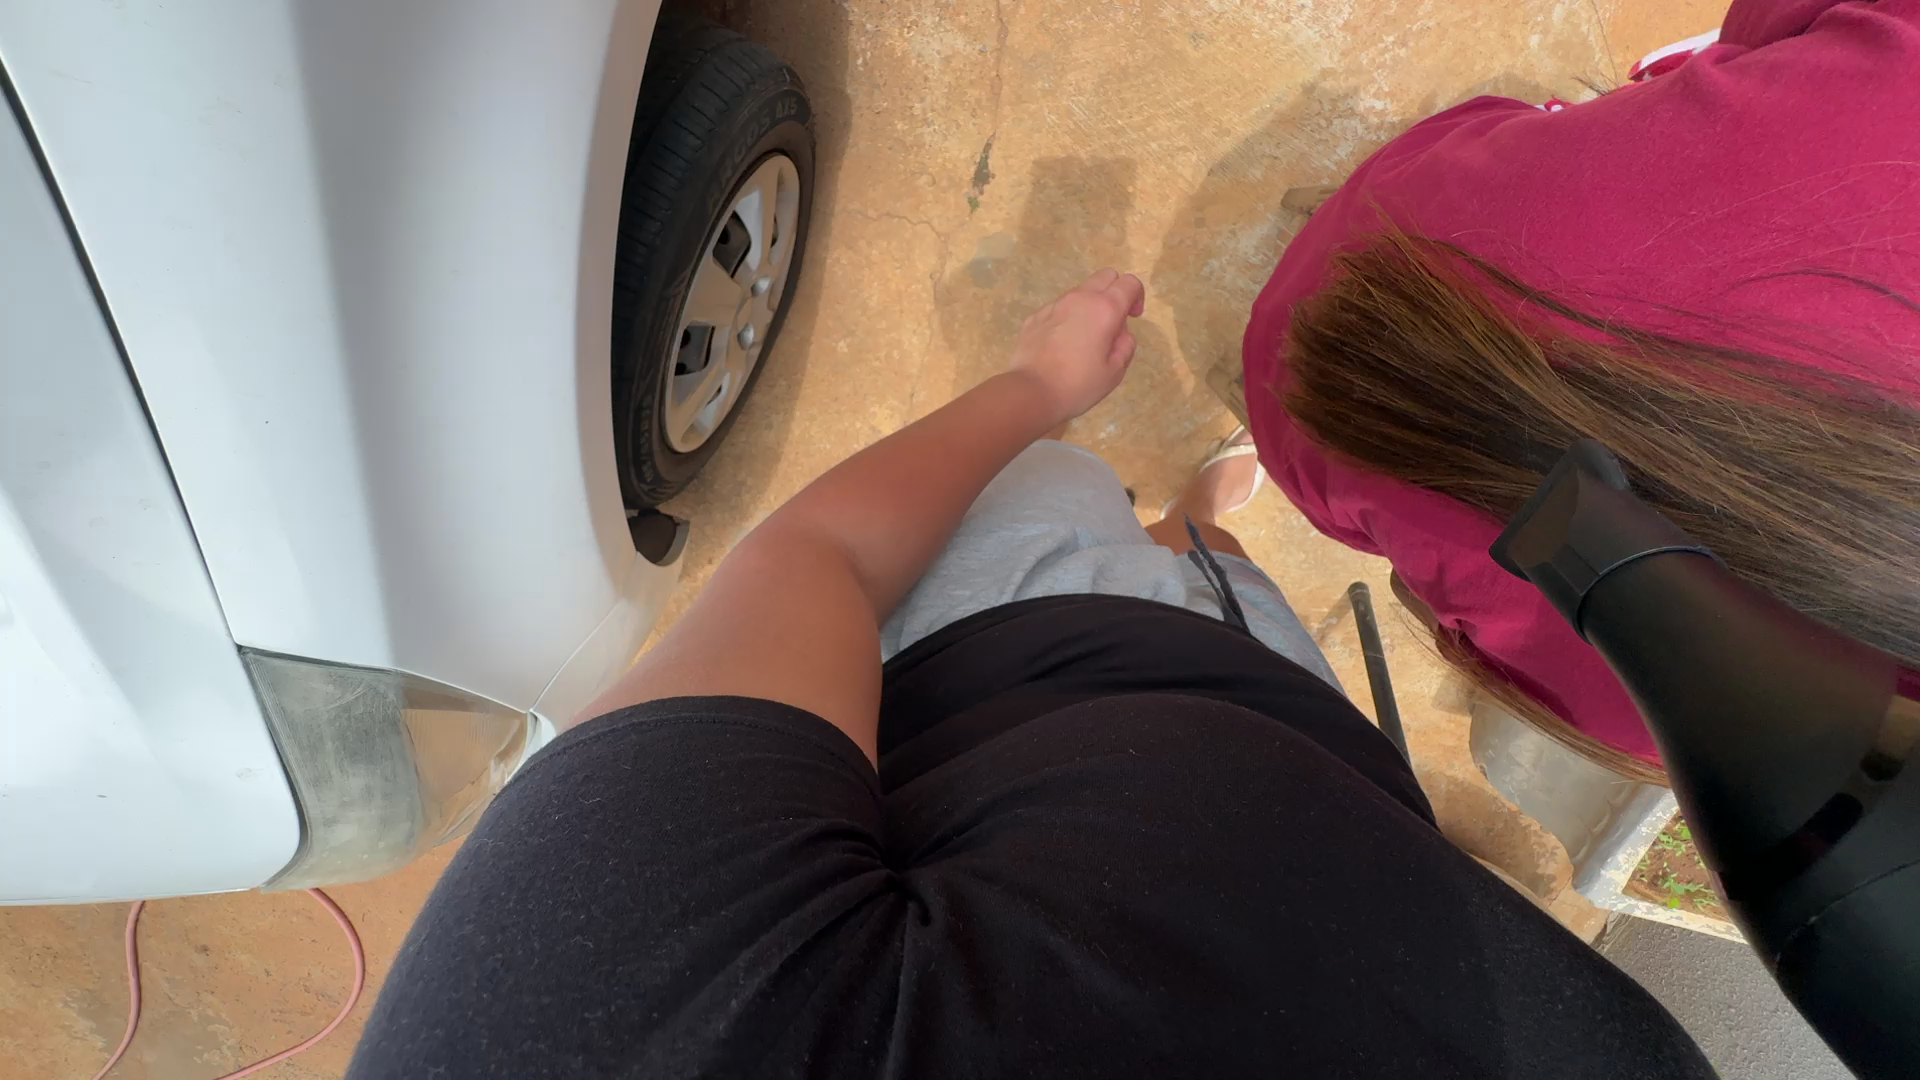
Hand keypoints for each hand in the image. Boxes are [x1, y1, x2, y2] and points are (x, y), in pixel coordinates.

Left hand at [1007, 269, 1145, 423]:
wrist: (1030, 392)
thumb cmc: (1077, 385)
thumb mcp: (1114, 372)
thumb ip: (1126, 345)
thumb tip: (1120, 333)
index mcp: (1104, 309)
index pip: (1129, 283)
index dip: (1137, 297)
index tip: (1133, 317)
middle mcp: (1080, 298)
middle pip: (1105, 276)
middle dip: (1115, 292)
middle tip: (1113, 321)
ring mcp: (1054, 305)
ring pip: (1080, 291)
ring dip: (1090, 304)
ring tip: (1085, 337)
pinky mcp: (1035, 316)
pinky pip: (1059, 307)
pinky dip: (1067, 317)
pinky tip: (1061, 343)